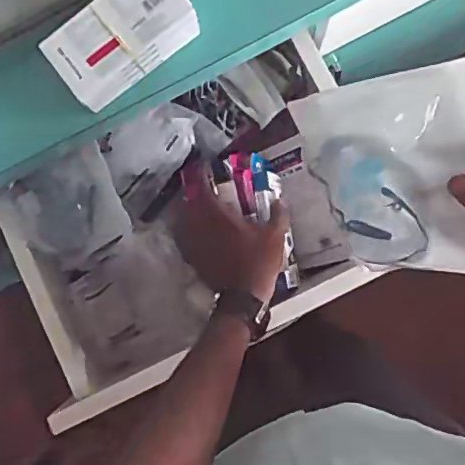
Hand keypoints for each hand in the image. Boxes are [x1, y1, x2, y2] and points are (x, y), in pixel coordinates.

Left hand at [174, 168, 288, 302]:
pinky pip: (185, 238)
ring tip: (201, 208)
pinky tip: (199, 233)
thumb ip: (278, 215)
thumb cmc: (258, 262)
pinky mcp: (193, 258)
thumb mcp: (275, 236)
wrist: (242, 297)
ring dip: (190, 211)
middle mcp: (200, 225)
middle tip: (206, 188)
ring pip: (184, 220)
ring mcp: (194, 243)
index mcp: (218, 215)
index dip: (202, 173)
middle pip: (188, 202)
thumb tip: (280, 200)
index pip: (202, 186)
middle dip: (195, 192)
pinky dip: (189, 231)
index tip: (206, 166)